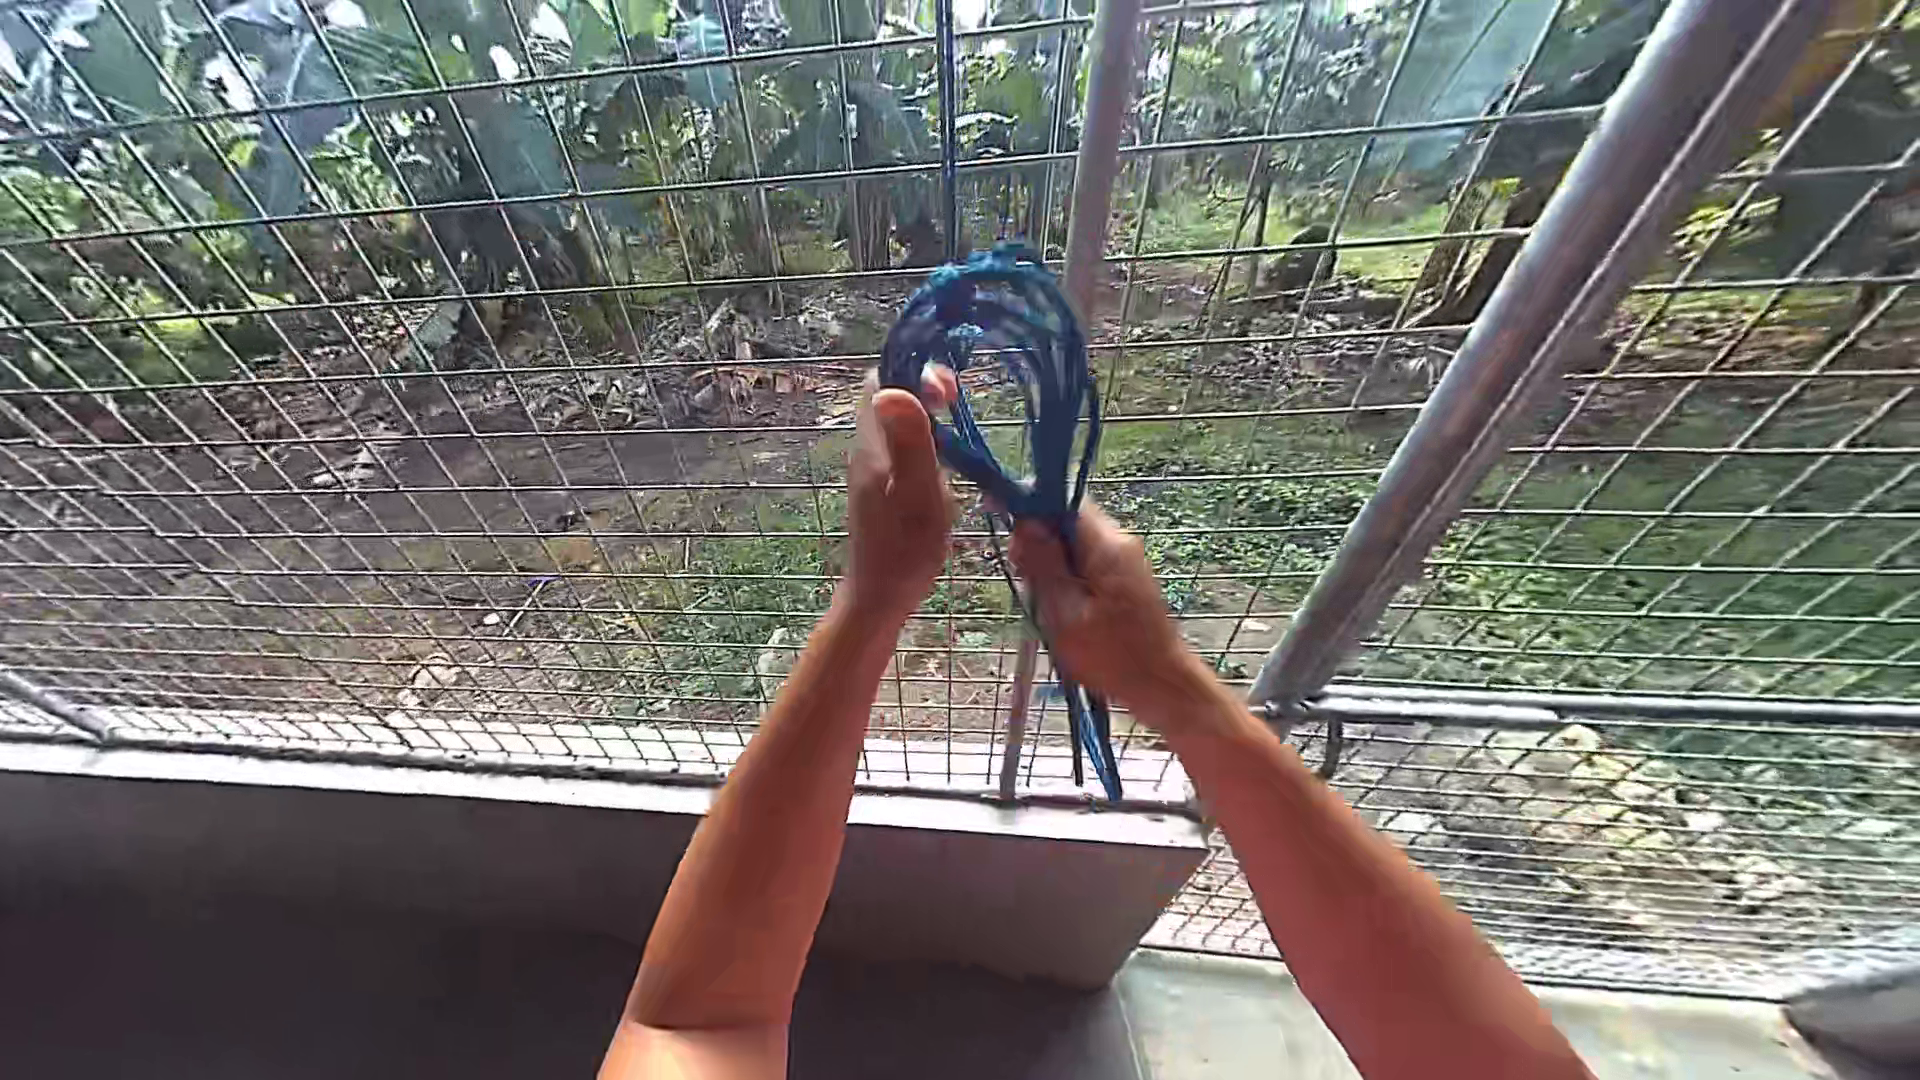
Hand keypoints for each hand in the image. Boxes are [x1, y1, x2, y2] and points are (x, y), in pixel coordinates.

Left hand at [843, 366, 956, 621]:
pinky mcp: (884, 483)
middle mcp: (869, 447)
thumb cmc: (904, 549)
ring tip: (957, 430)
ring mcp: (875, 466)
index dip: (914, 372)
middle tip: (956, 406)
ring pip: (898, 419)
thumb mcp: (916, 494)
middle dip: (924, 388)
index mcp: (873, 444)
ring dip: (928, 414)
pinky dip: (928, 439)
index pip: (881, 380)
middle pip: (890, 394)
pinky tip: (948, 459)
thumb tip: (892, 388)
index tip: (948, 392)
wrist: (881, 594)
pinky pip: (904, 444)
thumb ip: (909, 442)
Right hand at [1009, 502, 1205, 717]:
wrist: (1162, 686)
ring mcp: (1123, 560)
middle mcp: (1119, 543)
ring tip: (1043, 603)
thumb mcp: (1065, 614)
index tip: (1012, 539)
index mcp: (1107, 546)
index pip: (1063, 503)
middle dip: (1039, 546)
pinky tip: (1060, 607)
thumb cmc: (1112, 657)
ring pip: (1073, 545)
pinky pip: (1085, 563)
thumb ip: (1044, 566)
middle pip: (1066, 523)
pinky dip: (1067, 578)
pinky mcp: (1123, 577)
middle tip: (1026, 583)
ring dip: (1051, 566)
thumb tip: (1025, 522)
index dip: (1032, 512)